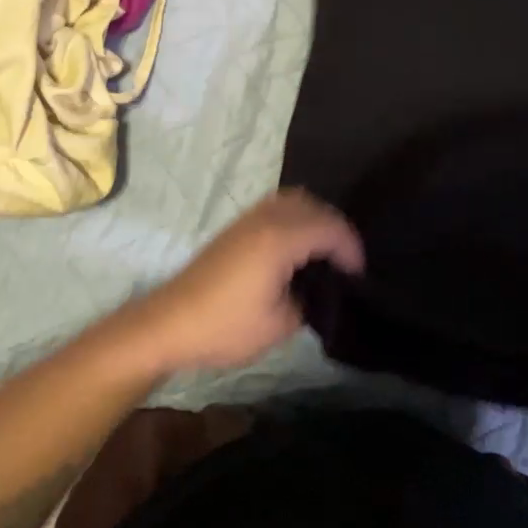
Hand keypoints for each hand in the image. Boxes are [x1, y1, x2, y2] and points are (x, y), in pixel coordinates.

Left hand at [121, 189, 363, 373]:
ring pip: (293, 200)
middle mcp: (266, 218)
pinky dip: (295, 218)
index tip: (359, 275)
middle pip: (313, 205)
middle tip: (346, 262)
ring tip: (324, 252)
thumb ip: (307, 301)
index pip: (330, 228)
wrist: (168, 324)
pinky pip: (276, 207)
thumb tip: (314, 291)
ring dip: (314, 219)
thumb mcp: (279, 325)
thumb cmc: (224, 327)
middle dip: (336, 229)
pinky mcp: (235, 228)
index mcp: (280, 239)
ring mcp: (248, 219)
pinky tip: (297, 248)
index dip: (351, 248)